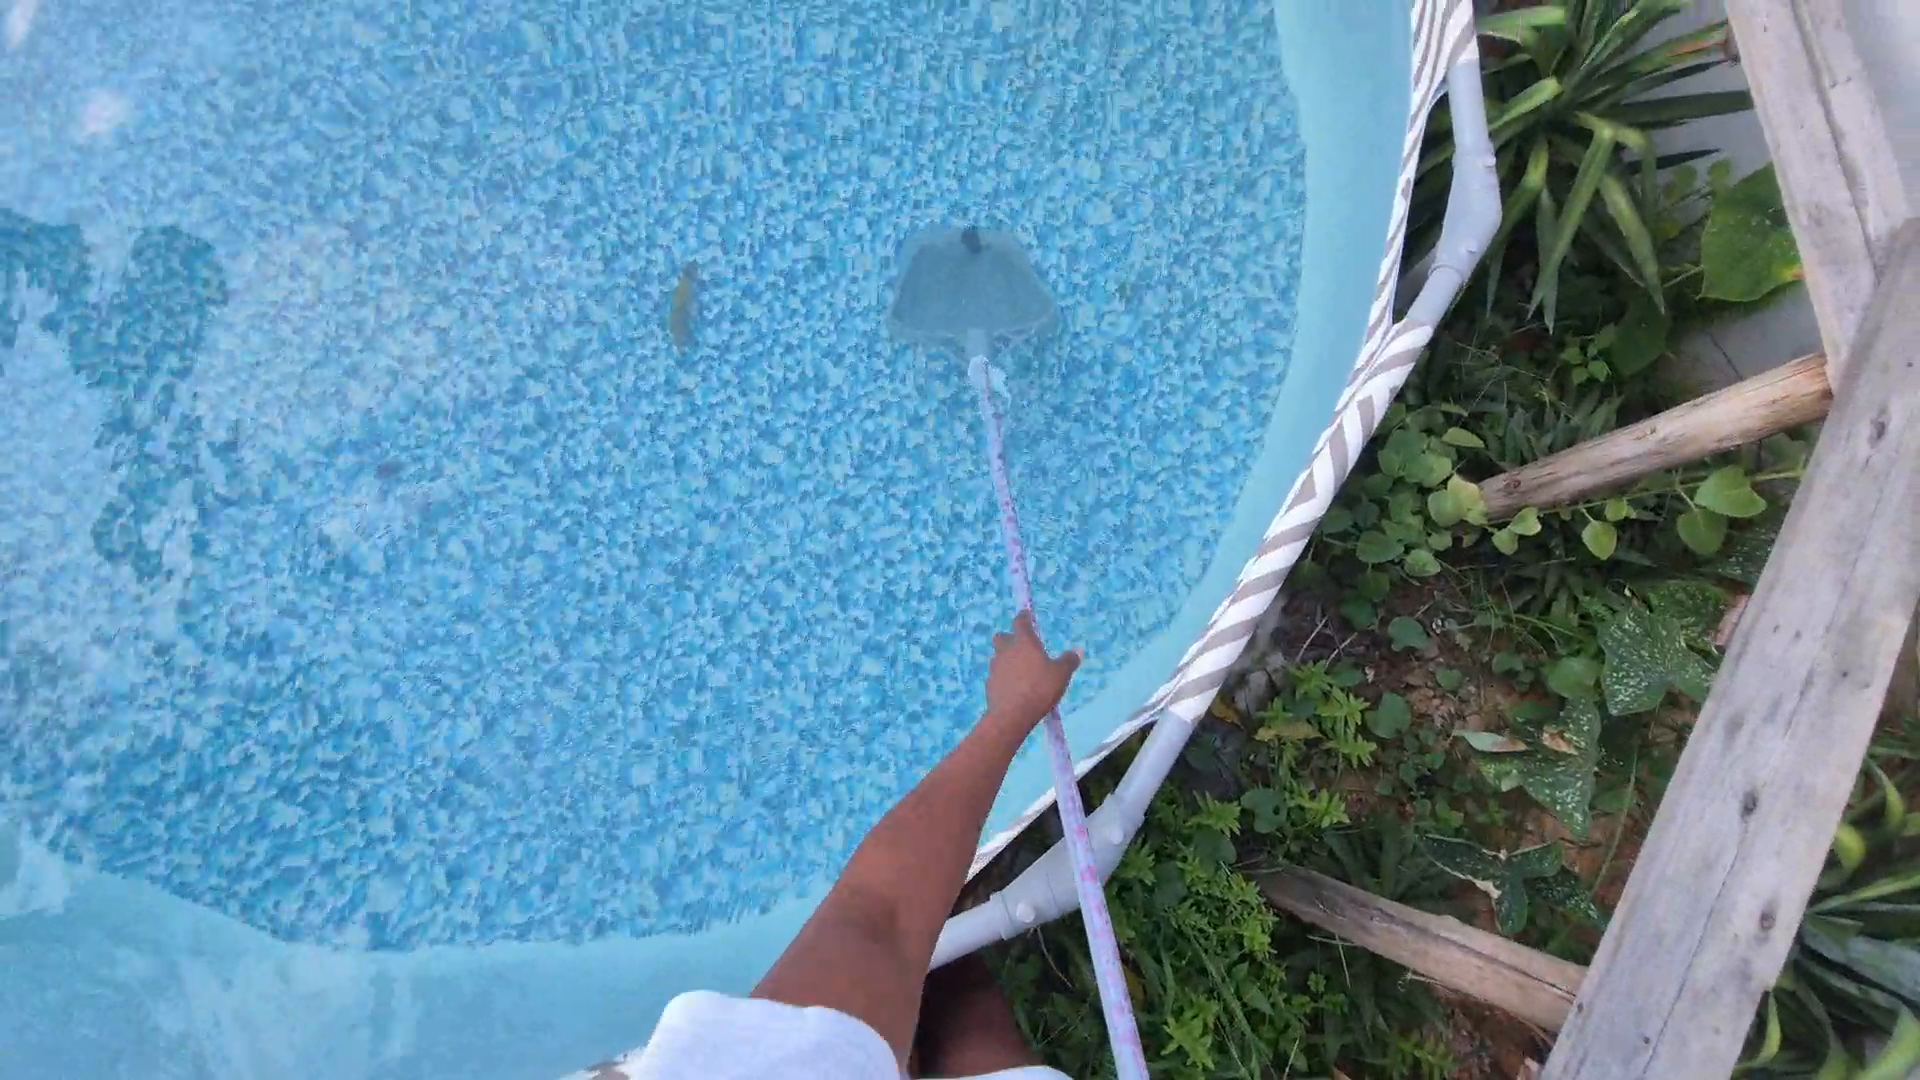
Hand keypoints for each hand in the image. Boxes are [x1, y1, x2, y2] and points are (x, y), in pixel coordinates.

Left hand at [984, 611, 1080, 733]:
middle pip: (1002, 637)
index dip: (1024, 617)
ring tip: (1021, 670)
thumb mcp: (1061, 675)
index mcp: (1024, 643)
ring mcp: (995, 667)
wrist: (1012, 715)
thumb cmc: (1039, 688)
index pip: (1021, 623)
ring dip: (1007, 659)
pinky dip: (1005, 677)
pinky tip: (1015, 687)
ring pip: (998, 657)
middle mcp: (1006, 651)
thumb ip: (1069, 661)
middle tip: (1021, 645)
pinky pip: (997, 675)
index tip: (1026, 614)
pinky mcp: (990, 684)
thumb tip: (1077, 651)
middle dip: (1009, 638)